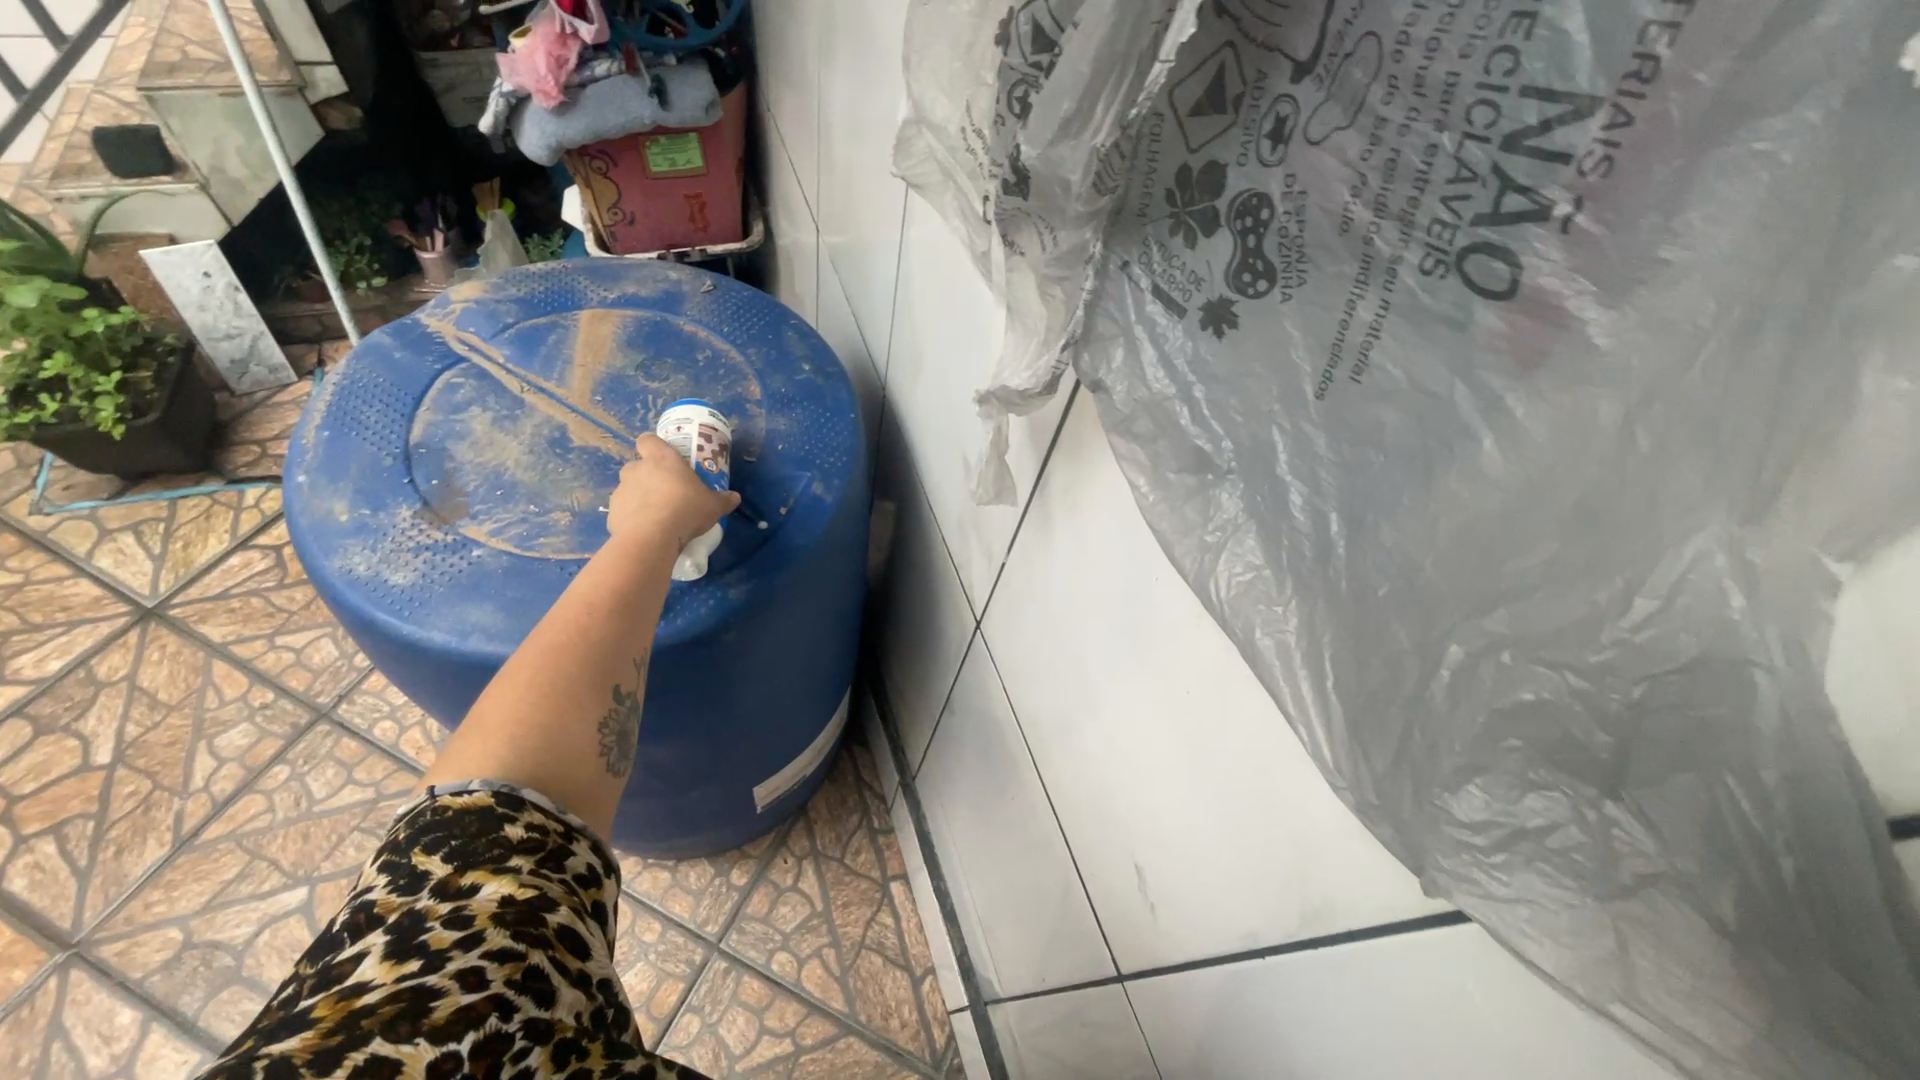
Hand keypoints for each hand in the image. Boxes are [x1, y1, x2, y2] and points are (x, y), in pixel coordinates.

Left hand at [607, 434, 740, 550]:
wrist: (651, 538)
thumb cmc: (685, 510)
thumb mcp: (713, 506)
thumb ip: (723, 500)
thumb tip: (734, 497)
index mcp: (661, 459)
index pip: (648, 440)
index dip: (653, 446)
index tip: (662, 457)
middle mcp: (637, 469)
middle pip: (638, 465)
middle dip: (648, 476)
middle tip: (665, 491)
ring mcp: (621, 490)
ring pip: (629, 488)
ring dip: (639, 497)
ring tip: (655, 515)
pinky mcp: (613, 511)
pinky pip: (624, 510)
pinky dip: (632, 517)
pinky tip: (645, 530)